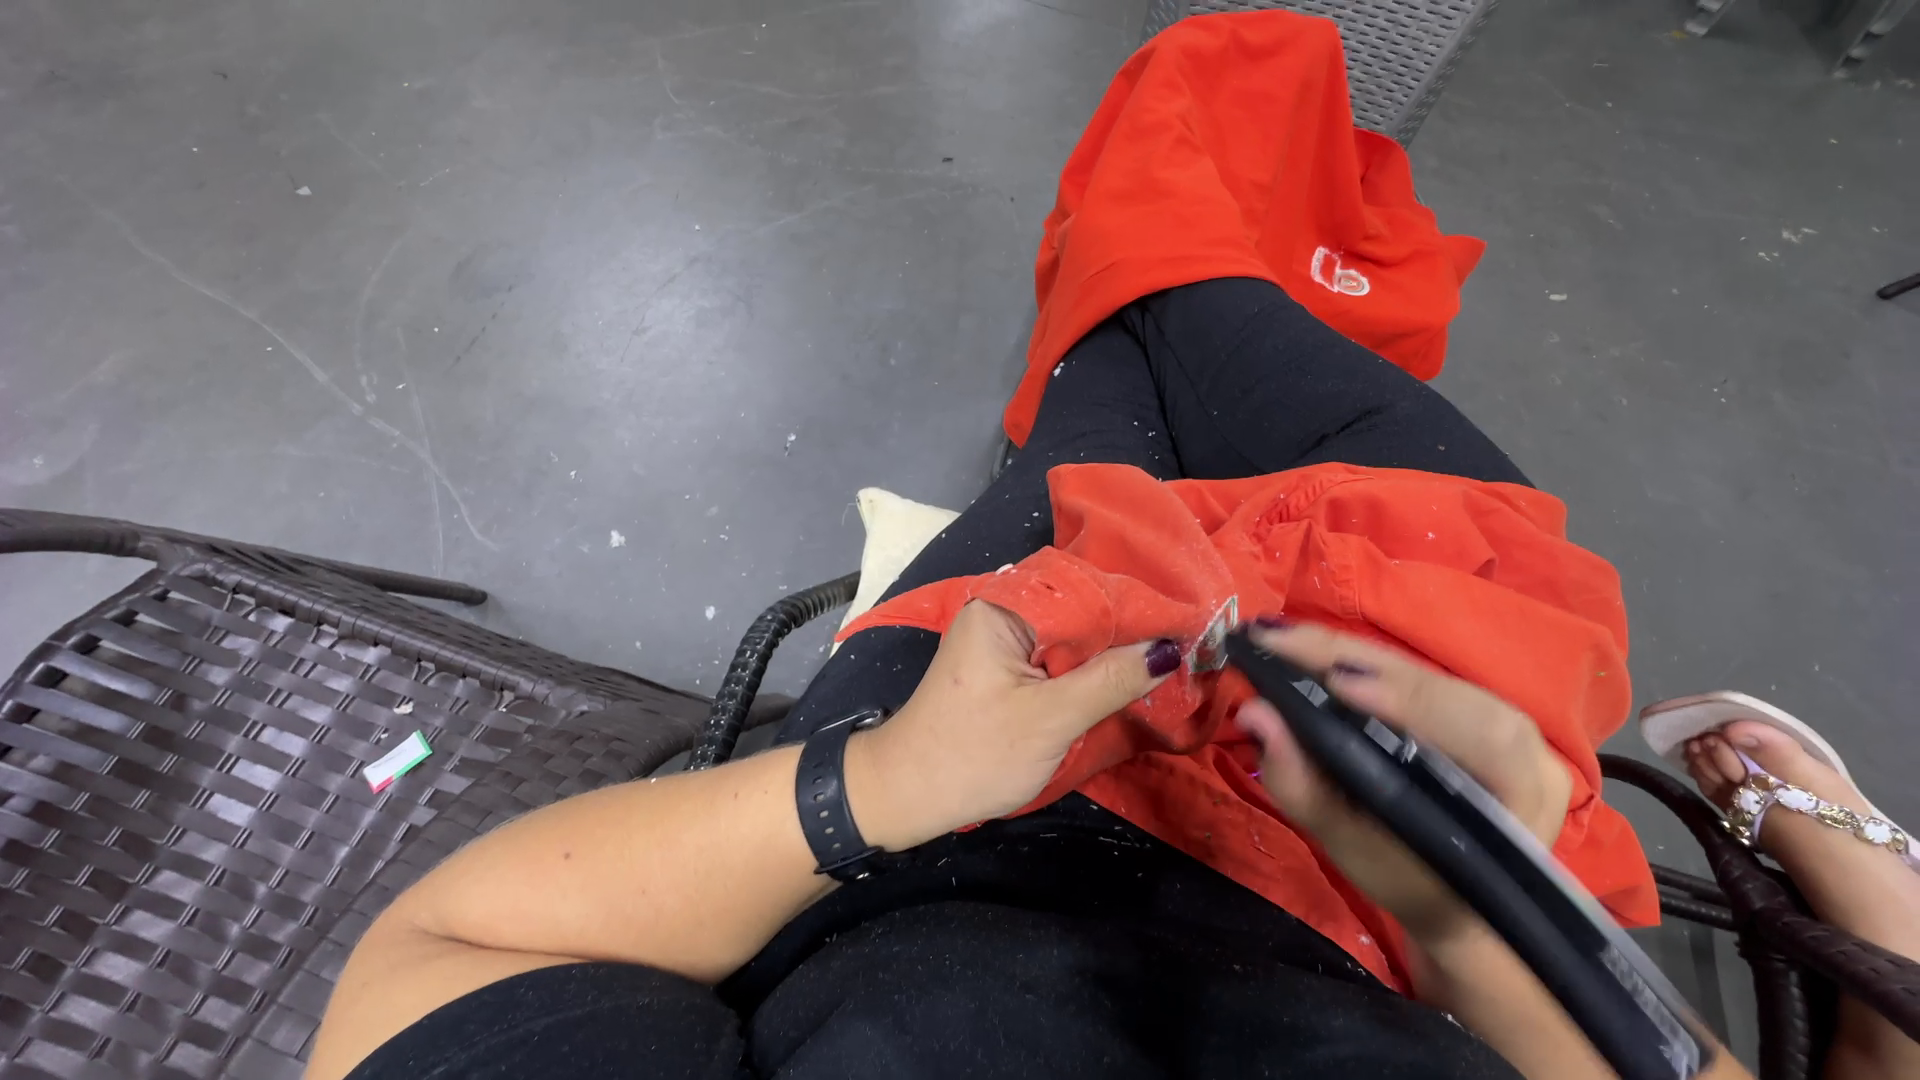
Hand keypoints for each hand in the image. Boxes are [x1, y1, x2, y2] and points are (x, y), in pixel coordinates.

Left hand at [844, 600, 1175, 850]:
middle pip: (1082, 609)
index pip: (1087, 592)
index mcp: (1003, 608)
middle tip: (1192, 645)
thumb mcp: (1050, 719)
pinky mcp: (1005, 665)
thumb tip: (1171, 648)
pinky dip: (1091, 667)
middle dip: (1131, 629)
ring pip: (1073, 635)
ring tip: (1172, 659)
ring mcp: (1002, 639)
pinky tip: (1128, 676)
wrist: (907, 795)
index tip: (1194, 626)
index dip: (1140, 611)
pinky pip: (1058, 655)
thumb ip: (1110, 679)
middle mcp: (1001, 611)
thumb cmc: (973, 756)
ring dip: (1114, 650)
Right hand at [1235, 620, 1572, 944]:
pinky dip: (1358, 658)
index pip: (1482, 734)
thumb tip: (1253, 714)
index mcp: (1520, 798)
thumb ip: (1303, 785)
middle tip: (1277, 641)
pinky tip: (1313, 649)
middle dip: (1356, 660)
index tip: (1338, 684)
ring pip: (1424, 671)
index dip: (1412, 701)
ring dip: (1350, 652)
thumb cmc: (1407, 880)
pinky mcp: (1470, 705)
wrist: (1452, 898)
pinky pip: (1413, 672)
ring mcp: (1506, 722)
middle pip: (1442, 685)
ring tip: (1283, 641)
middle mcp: (1529, 750)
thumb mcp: (1351, 847)